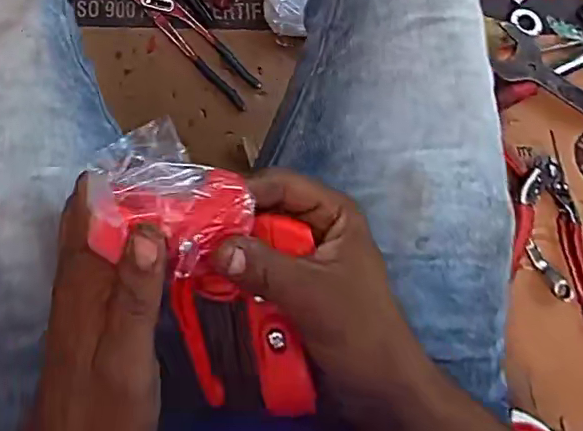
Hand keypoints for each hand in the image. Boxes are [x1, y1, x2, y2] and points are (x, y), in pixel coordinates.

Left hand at [27, 174, 164, 430]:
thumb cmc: (102, 399)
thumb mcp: (127, 348)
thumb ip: (136, 290)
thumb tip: (149, 226)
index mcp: (83, 266)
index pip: (90, 198)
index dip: (119, 175)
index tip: (159, 163)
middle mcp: (77, 266)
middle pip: (94, 209)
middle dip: (128, 190)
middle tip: (175, 182)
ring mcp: (81, 285)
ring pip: (101, 231)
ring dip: (129, 214)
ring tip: (173, 207)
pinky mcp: (91, 306)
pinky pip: (108, 257)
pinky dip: (130, 243)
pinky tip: (157, 252)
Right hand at [210, 170, 502, 429]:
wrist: (386, 398)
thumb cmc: (362, 336)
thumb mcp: (312, 296)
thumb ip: (265, 268)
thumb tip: (217, 248)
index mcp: (332, 213)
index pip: (279, 184)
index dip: (243, 191)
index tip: (209, 205)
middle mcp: (313, 224)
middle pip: (261, 208)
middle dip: (230, 223)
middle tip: (196, 232)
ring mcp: (300, 253)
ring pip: (253, 237)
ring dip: (229, 249)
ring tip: (199, 255)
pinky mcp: (288, 279)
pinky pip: (253, 263)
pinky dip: (235, 270)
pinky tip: (213, 277)